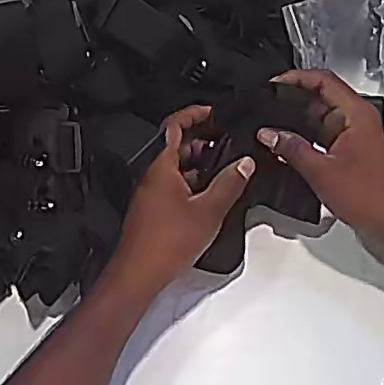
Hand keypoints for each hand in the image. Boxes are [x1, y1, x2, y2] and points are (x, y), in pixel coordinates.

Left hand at [104, 105, 254, 295]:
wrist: (139, 273)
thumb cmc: (165, 243)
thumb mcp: (209, 210)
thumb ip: (229, 183)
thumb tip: (244, 164)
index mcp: (161, 166)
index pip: (175, 126)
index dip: (194, 114)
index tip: (212, 112)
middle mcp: (153, 175)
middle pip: (176, 146)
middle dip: (202, 141)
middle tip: (226, 141)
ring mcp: (151, 192)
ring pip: (176, 166)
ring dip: (199, 163)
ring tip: (225, 168)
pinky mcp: (153, 208)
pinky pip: (173, 184)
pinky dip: (192, 182)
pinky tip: (209, 195)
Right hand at [256, 70, 383, 254]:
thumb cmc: (371, 197)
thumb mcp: (322, 170)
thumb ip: (291, 148)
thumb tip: (268, 133)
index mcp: (355, 114)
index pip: (323, 80)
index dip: (295, 78)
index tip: (271, 84)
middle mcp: (355, 120)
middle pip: (319, 97)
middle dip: (290, 100)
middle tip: (263, 106)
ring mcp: (352, 137)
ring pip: (317, 118)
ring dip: (295, 121)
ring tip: (268, 126)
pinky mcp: (347, 153)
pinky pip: (320, 136)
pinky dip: (302, 138)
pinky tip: (282, 147)